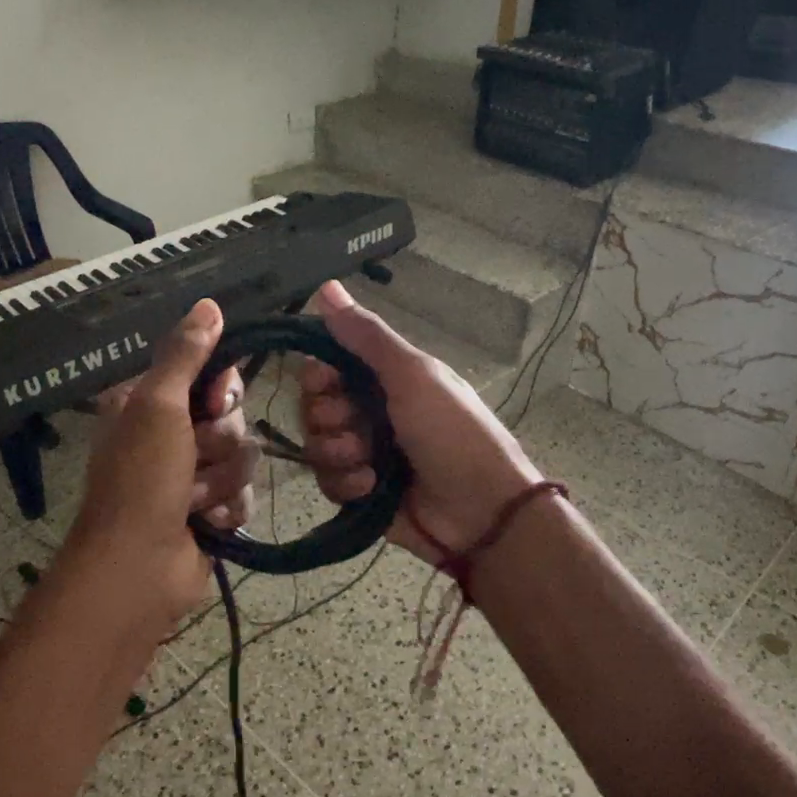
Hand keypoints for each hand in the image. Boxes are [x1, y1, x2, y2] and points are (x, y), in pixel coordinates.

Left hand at [61, 299, 257, 624]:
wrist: (138, 568)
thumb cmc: (142, 481)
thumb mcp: (158, 406)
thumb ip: (185, 354)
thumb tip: (209, 303)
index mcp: (149, 402)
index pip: (211, 373)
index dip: (224, 389)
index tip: (217, 404)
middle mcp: (170, 434)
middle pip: (232, 415)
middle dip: (220, 442)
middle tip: (194, 461)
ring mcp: (190, 475)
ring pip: (242, 457)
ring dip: (222, 480)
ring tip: (194, 501)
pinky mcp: (210, 510)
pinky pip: (243, 494)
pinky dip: (226, 509)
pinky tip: (207, 523)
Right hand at [297, 281, 542, 565]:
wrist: (482, 511)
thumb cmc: (452, 433)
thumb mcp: (413, 375)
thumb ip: (367, 336)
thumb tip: (325, 285)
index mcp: (386, 378)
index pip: (326, 366)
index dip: (317, 375)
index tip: (325, 383)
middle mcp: (370, 412)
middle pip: (314, 407)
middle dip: (328, 419)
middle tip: (354, 427)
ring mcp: (364, 454)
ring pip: (316, 446)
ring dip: (337, 453)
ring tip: (369, 464)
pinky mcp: (360, 493)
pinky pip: (327, 482)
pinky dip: (345, 484)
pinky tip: (371, 488)